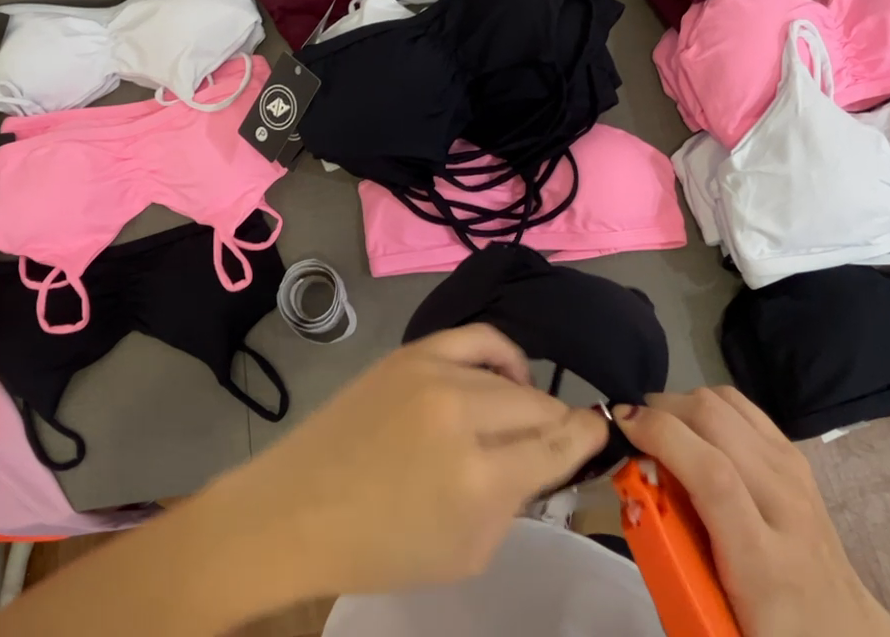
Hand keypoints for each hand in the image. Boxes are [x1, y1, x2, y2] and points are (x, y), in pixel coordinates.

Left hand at [206, 323, 608, 598]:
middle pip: (541, 406)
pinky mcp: (409, 353)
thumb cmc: (380, 548)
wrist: (295, 509)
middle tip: (542, 448)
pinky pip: (477, 338)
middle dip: (552, 429)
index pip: (562, 444)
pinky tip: (501, 374)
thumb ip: (516, 503)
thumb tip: (544, 460)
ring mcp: (433, 374)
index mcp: (481, 477)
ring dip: (524, 400)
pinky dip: (501, 355)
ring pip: (513, 376)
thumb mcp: (467, 552)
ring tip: (515, 419)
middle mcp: (463, 414)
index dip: (587, 440)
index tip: (594, 437)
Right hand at [614, 387, 889, 636]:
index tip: (621, 425)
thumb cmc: (768, 627)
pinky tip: (691, 428)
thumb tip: (633, 491)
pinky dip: (706, 404)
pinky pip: (741, 406)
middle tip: (630, 429)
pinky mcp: (795, 455)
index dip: (662, 436)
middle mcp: (785, 504)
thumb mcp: (710, 613)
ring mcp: (794, 472)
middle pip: (717, 421)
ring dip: (681, 404)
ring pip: (727, 403)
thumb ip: (669, 554)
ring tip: (657, 428)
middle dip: (662, 410)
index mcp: (763, 560)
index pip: (713, 474)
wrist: (842, 630)